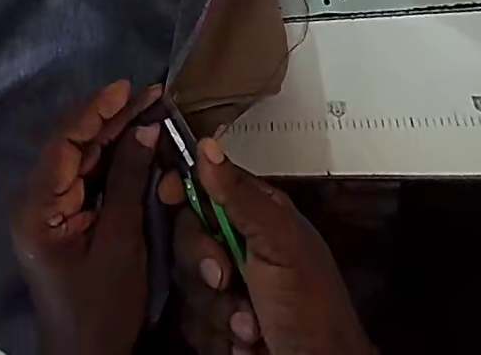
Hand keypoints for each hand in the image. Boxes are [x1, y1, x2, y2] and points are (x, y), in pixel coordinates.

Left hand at [11, 81, 164, 354]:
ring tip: (150, 104)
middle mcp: (40, 200)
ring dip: (118, 130)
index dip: (94, 111)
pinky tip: (140, 135)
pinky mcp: (71, 214)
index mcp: (38, 207)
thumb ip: (129, 178)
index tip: (125, 88)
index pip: (62, 143)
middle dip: (113, 117)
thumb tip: (147, 126)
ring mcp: (55, 206)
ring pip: (87, 155)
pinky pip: (94, 173)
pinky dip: (118, 153)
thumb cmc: (101, 306)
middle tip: (150, 93)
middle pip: (76, 144)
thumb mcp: (120, 240)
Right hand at [174, 138, 374, 354]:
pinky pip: (189, 319)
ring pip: (185, 280)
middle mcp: (236, 241)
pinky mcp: (214, 323)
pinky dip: (215, 336)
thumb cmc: (311, 305)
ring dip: (216, 308)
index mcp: (256, 210)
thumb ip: (240, 196)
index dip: (183, 186)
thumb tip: (208, 145)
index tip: (168, 194)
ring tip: (251, 324)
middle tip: (225, 279)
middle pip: (187, 232)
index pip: (208, 183)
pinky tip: (244, 342)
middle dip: (202, 260)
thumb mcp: (279, 242)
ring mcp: (224, 284)